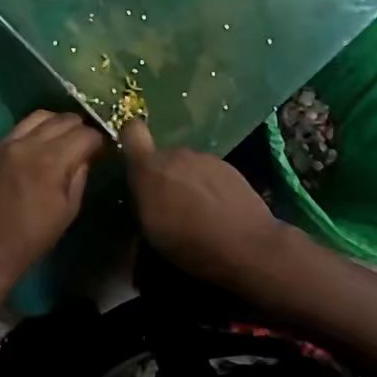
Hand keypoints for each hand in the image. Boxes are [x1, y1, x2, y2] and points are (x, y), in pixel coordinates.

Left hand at [0, 110, 106, 277]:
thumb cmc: (34, 236)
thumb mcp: (69, 209)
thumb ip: (80, 174)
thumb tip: (89, 154)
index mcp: (51, 161)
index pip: (85, 134)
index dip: (100, 141)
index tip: (104, 151)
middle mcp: (29, 143)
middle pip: (65, 119)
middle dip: (82, 129)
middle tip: (87, 147)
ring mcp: (9, 142)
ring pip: (42, 116)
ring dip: (60, 124)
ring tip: (66, 141)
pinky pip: (22, 125)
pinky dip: (38, 128)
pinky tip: (43, 144)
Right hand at [120, 121, 283, 282]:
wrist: (246, 245)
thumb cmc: (189, 243)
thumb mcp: (151, 230)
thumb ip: (143, 199)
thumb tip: (144, 191)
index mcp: (149, 168)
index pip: (132, 131)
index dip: (130, 138)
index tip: (132, 156)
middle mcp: (177, 154)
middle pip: (163, 157)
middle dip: (163, 175)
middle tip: (169, 204)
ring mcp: (206, 158)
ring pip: (187, 165)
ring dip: (187, 181)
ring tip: (197, 211)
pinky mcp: (230, 167)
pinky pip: (209, 172)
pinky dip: (209, 186)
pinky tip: (217, 211)